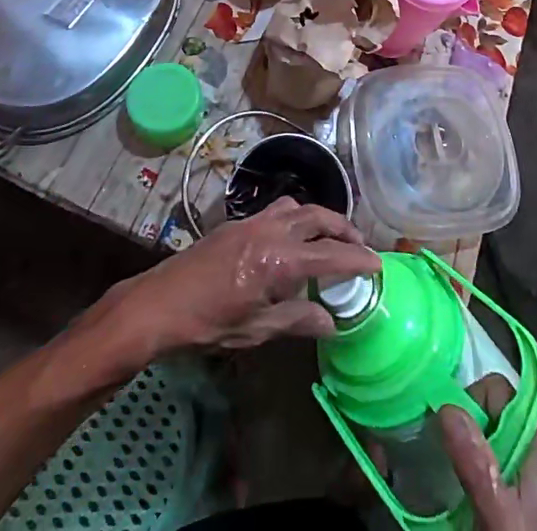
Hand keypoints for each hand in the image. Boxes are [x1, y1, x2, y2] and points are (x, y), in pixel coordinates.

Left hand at [102, 198, 379, 355]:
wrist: (158, 304)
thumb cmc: (207, 323)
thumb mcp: (257, 330)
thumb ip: (298, 320)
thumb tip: (332, 322)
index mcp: (279, 260)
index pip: (331, 254)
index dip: (358, 259)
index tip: (378, 264)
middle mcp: (269, 231)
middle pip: (317, 217)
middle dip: (343, 228)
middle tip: (359, 245)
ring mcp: (251, 223)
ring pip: (296, 207)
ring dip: (319, 218)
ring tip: (329, 237)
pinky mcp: (236, 224)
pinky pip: (276, 211)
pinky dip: (295, 218)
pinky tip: (292, 240)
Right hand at [437, 376, 536, 530]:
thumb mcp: (495, 510)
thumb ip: (474, 460)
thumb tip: (446, 406)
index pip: (498, 390)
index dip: (469, 406)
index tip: (451, 440)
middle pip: (501, 411)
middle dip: (476, 433)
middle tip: (460, 469)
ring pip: (506, 435)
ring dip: (484, 454)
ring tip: (473, 486)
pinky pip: (516, 457)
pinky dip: (497, 469)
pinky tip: (491, 498)